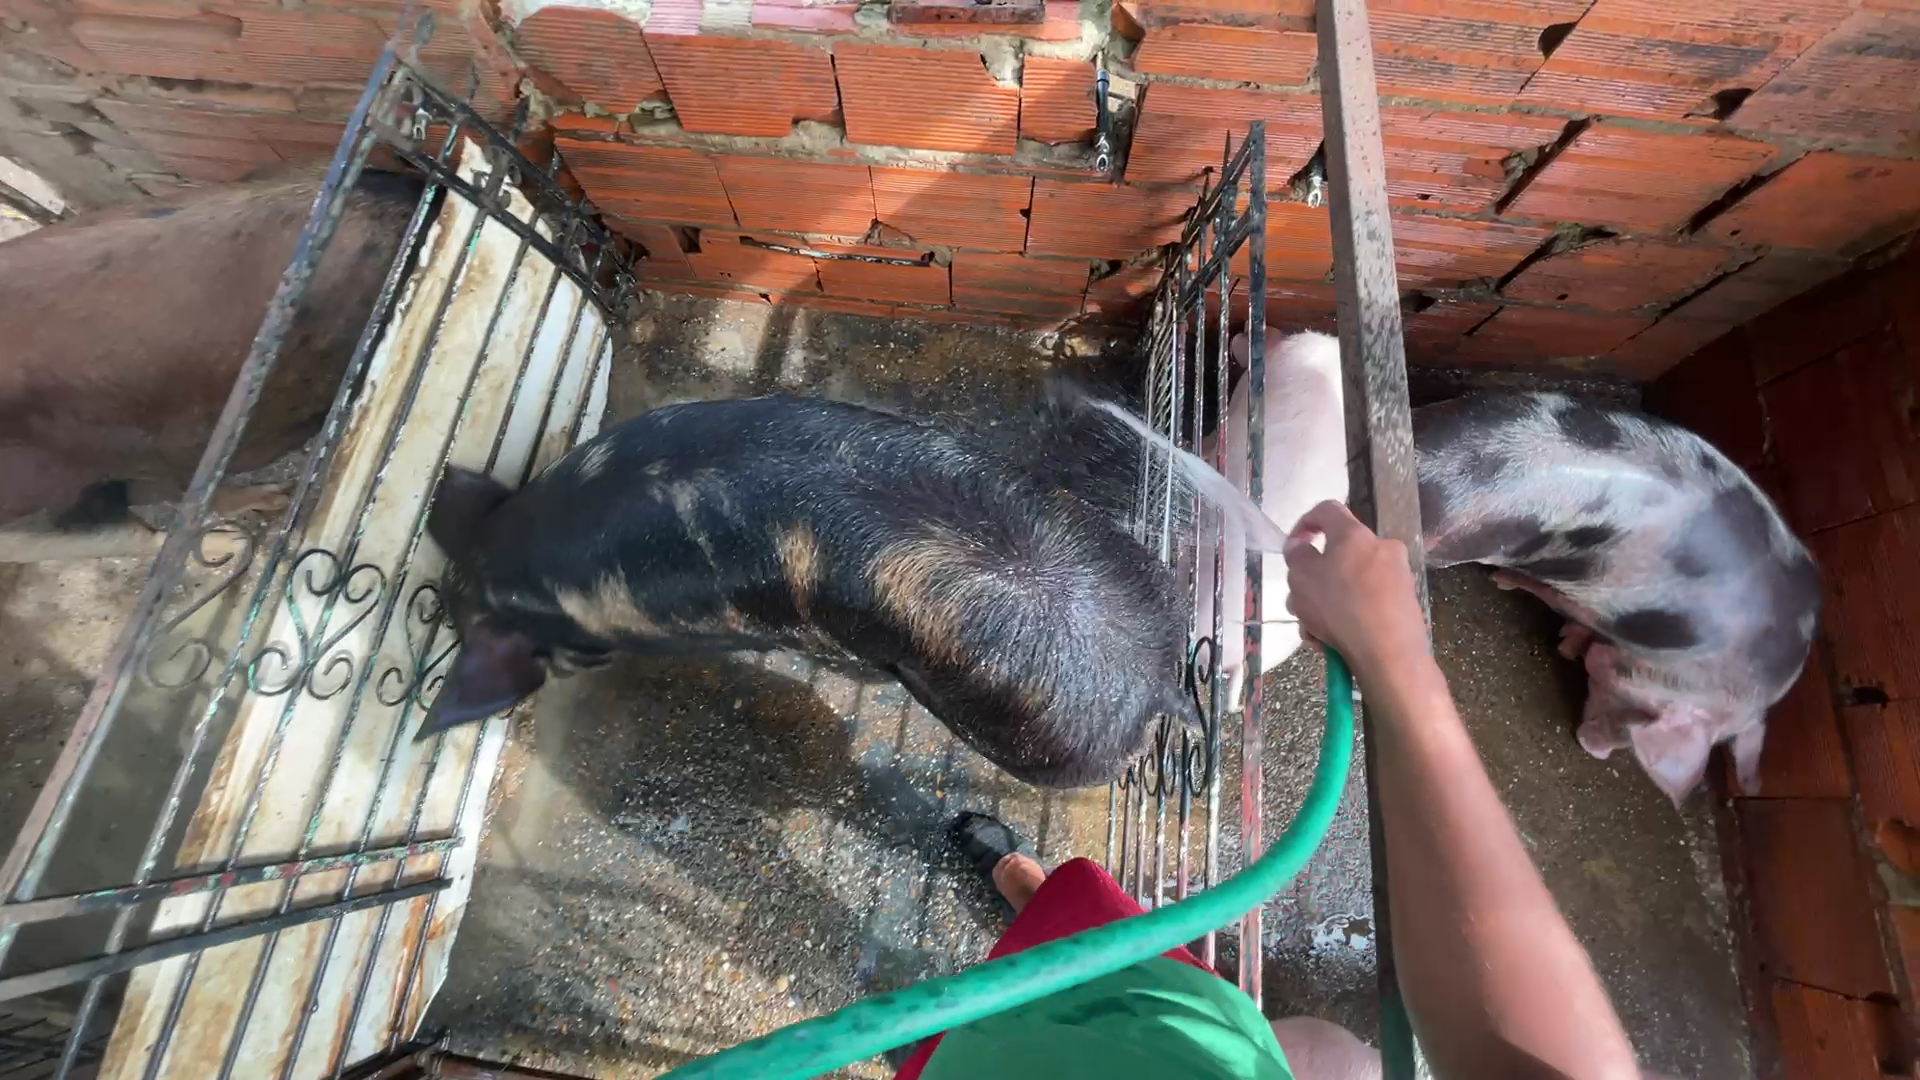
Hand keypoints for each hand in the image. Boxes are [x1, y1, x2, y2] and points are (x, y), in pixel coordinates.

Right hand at [1283, 500, 1428, 675]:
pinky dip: (1346, 615)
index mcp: (1354, 535)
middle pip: (1336, 554)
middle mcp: (1381, 548)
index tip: (1293, 547)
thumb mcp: (1301, 578)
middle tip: (1299, 603)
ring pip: (1347, 582)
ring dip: (1325, 603)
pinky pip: (1364, 601)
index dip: (1303, 523)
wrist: (1390, 653)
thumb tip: (1301, 547)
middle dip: (1313, 579)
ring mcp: (1396, 576)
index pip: (1327, 509)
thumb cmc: (1341, 608)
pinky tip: (1332, 640)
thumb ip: (1296, 556)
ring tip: (1313, 631)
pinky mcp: (1403, 602)